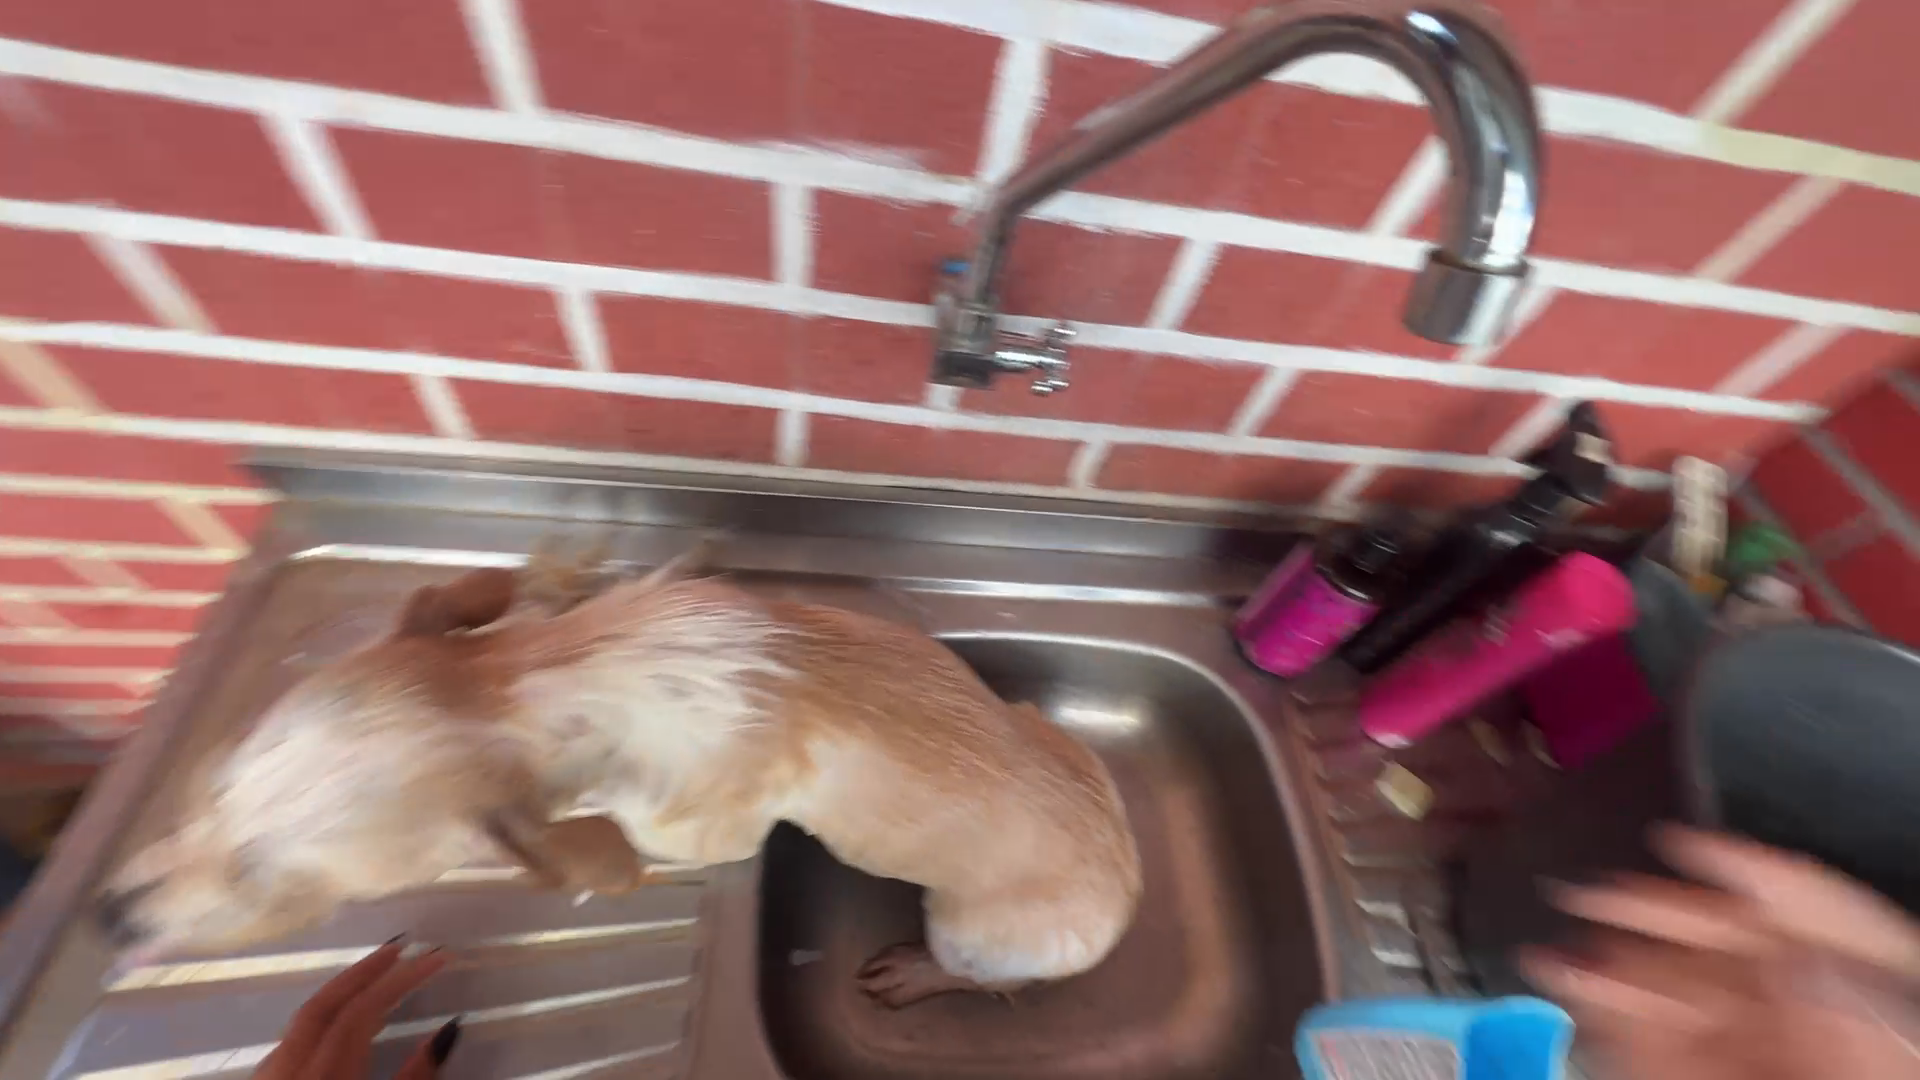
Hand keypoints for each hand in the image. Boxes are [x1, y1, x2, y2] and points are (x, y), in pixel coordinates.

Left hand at [255, 939, 456, 1079]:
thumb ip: (416, 1076)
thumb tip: (449, 1028)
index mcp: (323, 1074)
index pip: (362, 1010)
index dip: (402, 978)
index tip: (439, 956)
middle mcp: (287, 1071)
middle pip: (320, 1007)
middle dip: (363, 971)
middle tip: (402, 945)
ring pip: (300, 1023)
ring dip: (341, 992)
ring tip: (377, 975)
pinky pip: (289, 1044)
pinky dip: (320, 1019)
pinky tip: (340, 1022)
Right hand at [1523, 827, 1919, 1079]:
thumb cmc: (1841, 1079)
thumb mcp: (1868, 1079)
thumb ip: (1862, 1037)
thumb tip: (1803, 961)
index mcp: (1875, 1028)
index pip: (1836, 933)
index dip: (1766, 880)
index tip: (1683, 845)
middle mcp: (1812, 1031)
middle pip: (1736, 949)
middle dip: (1656, 915)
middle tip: (1589, 900)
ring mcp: (1747, 1055)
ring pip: (1673, 980)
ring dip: (1609, 953)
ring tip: (1559, 950)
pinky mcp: (1680, 1067)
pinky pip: (1634, 1020)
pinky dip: (1592, 991)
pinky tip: (1559, 975)